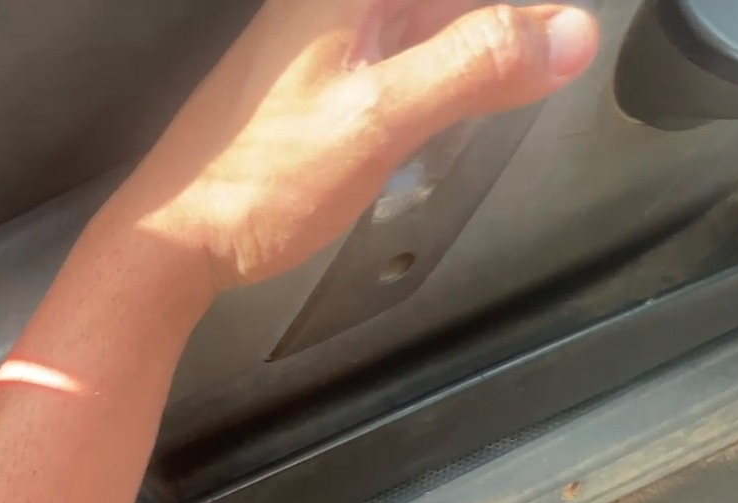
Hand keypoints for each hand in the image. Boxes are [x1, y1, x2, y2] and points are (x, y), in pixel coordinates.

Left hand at [108, 0, 598, 289]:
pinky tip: (433, 97)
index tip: (553, 30)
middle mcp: (316, 10)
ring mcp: (300, 51)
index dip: (509, 9)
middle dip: (491, 19)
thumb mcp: (377, 120)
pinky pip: (373, 59)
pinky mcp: (291, 97)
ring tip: (514, 63)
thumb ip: (472, 67)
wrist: (170, 243)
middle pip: (425, 1)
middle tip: (548, 43)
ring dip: (458, 39)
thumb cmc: (255, 186)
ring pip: (402, 22)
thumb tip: (567, 32)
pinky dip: (418, 68)